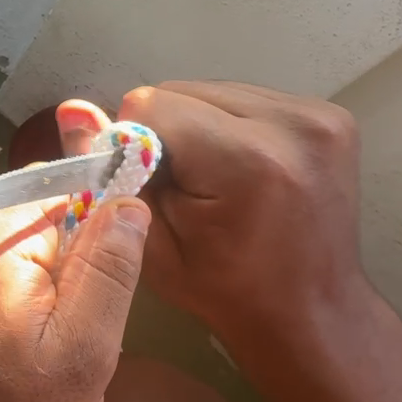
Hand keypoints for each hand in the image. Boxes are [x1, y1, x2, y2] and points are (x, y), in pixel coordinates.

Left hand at [0, 191, 151, 401]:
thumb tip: (129, 202)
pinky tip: (14, 337)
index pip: (71, 191)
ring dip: (45, 280)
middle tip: (73, 327)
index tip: (102, 291)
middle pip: (43, 214)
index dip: (102, 235)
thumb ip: (108, 268)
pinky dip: (15, 288)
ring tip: (42, 339)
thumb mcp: (83, 347)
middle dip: (73, 261)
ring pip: (19, 241)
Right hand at [60, 81, 369, 353]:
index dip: (133, 143)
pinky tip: (234, 168)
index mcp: (248, 159)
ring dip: (192, 126)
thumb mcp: (144, 240)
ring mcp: (319, 116)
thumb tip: (70, 108)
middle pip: (179, 91)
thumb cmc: (219, 286)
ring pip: (206, 91)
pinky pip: (240, 99)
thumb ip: (106, 169)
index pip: (151, 104)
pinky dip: (223, 126)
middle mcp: (293, 125)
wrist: (311, 310)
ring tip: (208, 178)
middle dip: (164, 131)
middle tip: (178, 185)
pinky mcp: (331, 115)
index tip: (147, 186)